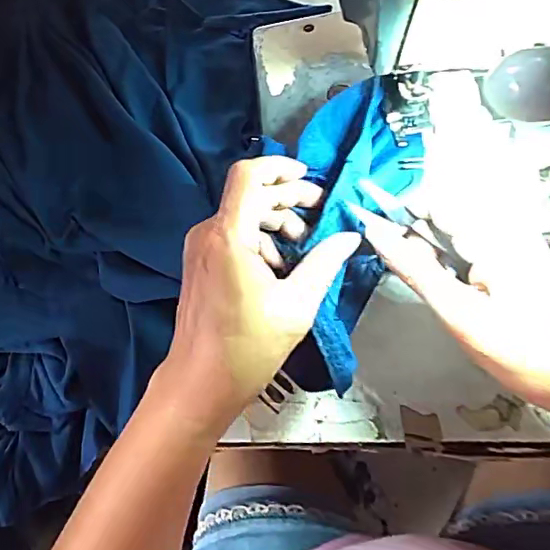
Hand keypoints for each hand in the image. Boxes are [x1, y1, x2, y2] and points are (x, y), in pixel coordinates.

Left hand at [156, 157, 360, 435]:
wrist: (200, 381)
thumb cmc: (247, 348)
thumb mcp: (297, 304)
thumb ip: (324, 263)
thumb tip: (349, 237)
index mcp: (228, 236)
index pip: (248, 176)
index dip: (279, 168)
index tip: (309, 178)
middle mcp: (208, 233)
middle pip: (250, 194)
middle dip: (288, 198)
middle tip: (320, 213)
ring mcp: (200, 247)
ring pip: (242, 214)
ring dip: (276, 221)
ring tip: (304, 247)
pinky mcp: (200, 261)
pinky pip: (232, 234)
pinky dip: (259, 239)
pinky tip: (280, 265)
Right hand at [351, 206, 549, 417]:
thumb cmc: (531, 354)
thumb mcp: (459, 314)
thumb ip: (414, 268)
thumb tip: (378, 234)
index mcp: (492, 235)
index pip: (430, 201)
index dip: (398, 216)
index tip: (379, 234)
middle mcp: (507, 231)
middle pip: (441, 217)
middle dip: (417, 242)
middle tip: (419, 280)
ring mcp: (516, 246)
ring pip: (454, 235)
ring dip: (435, 256)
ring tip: (446, 295)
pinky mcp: (520, 261)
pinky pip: (472, 250)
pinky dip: (454, 266)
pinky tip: (461, 294)